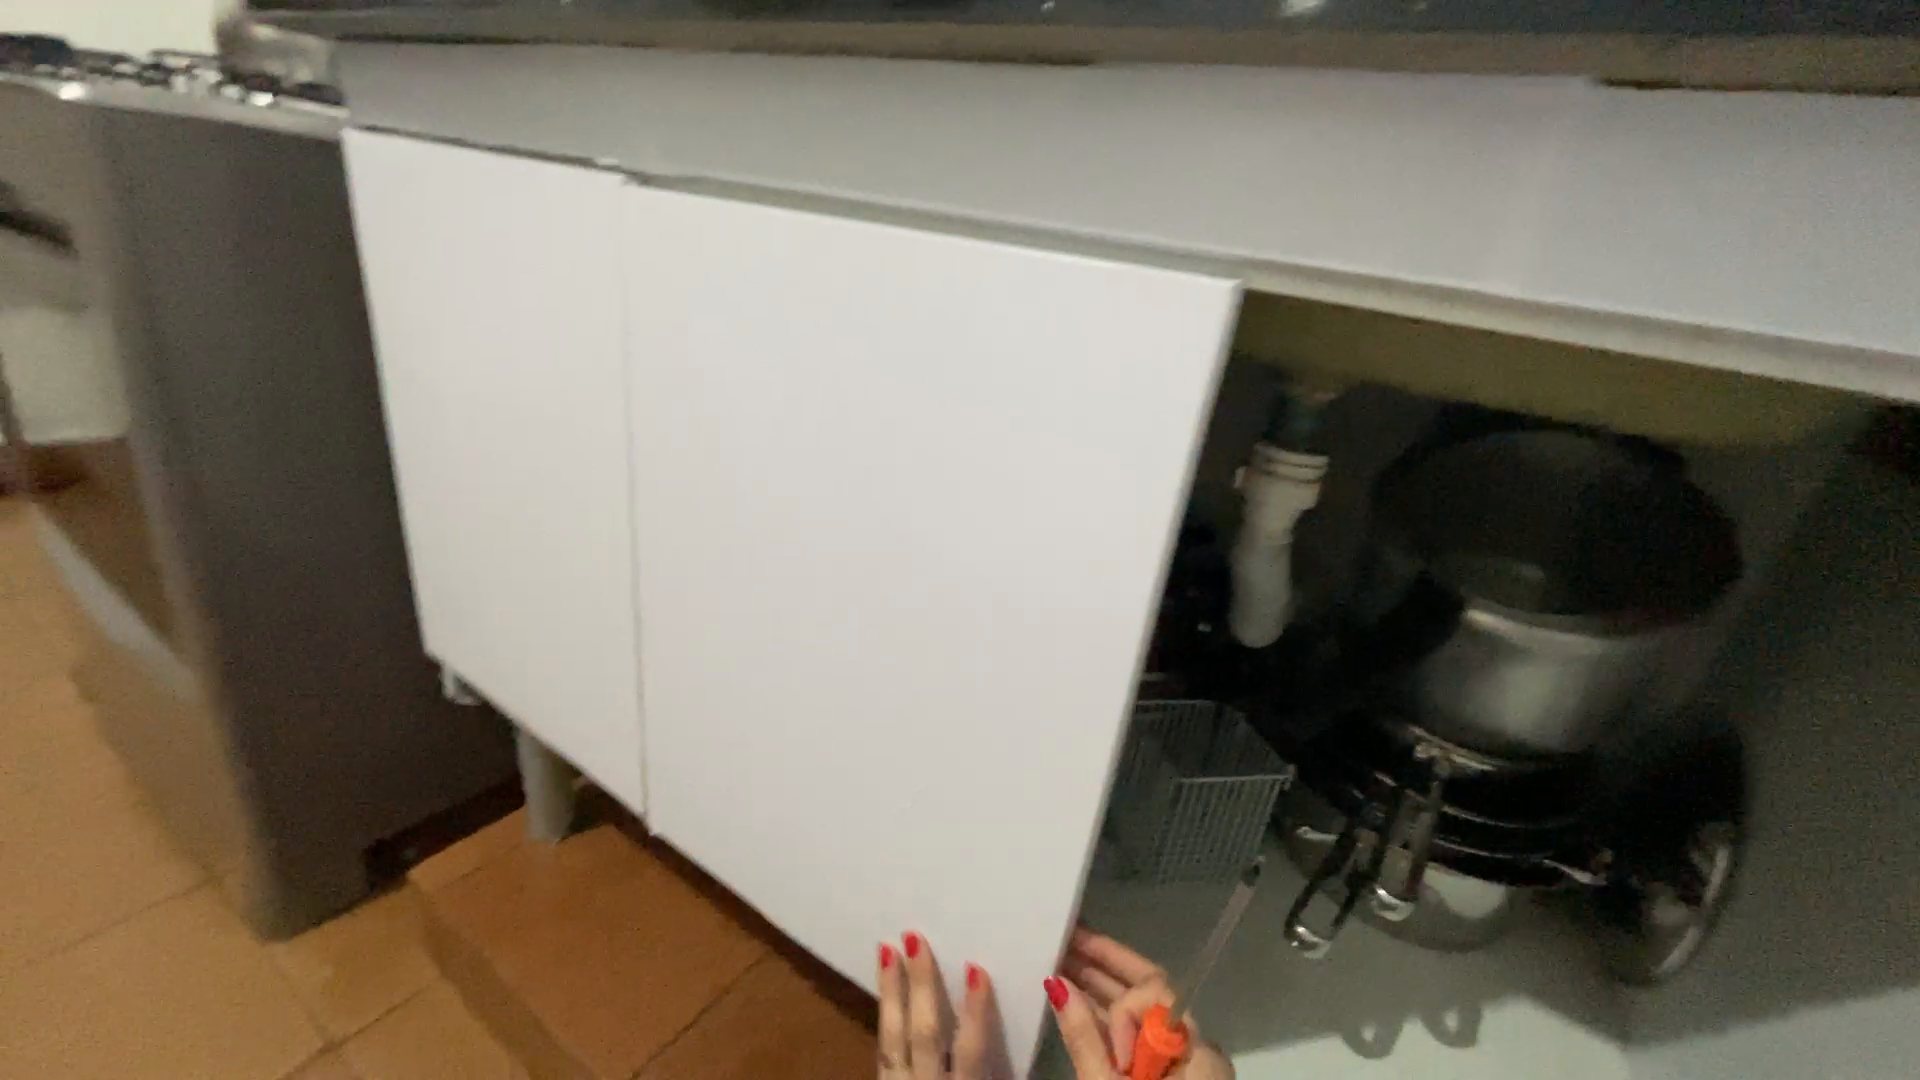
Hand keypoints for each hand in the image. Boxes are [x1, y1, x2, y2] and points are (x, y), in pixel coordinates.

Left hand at [878, 932, 996, 1079]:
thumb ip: (995, 1068)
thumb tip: (1015, 1045)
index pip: (971, 1051)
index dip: (974, 1012)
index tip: (975, 968)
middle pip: (924, 1034)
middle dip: (920, 986)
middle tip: (913, 937)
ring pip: (892, 1037)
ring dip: (890, 992)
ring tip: (886, 949)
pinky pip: (880, 1048)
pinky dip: (882, 1015)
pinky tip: (883, 990)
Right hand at [1048, 928, 1233, 1079]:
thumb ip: (1085, 1039)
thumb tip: (1057, 984)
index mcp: (1197, 1048)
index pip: (1157, 992)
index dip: (1123, 1006)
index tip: (1108, 1044)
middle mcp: (1198, 1045)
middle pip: (1148, 989)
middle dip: (1102, 966)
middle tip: (1061, 938)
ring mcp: (1186, 1059)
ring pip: (1140, 1011)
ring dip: (1100, 990)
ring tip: (1059, 964)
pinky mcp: (1172, 1073)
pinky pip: (1139, 1033)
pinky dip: (1109, 1020)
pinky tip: (1078, 1005)